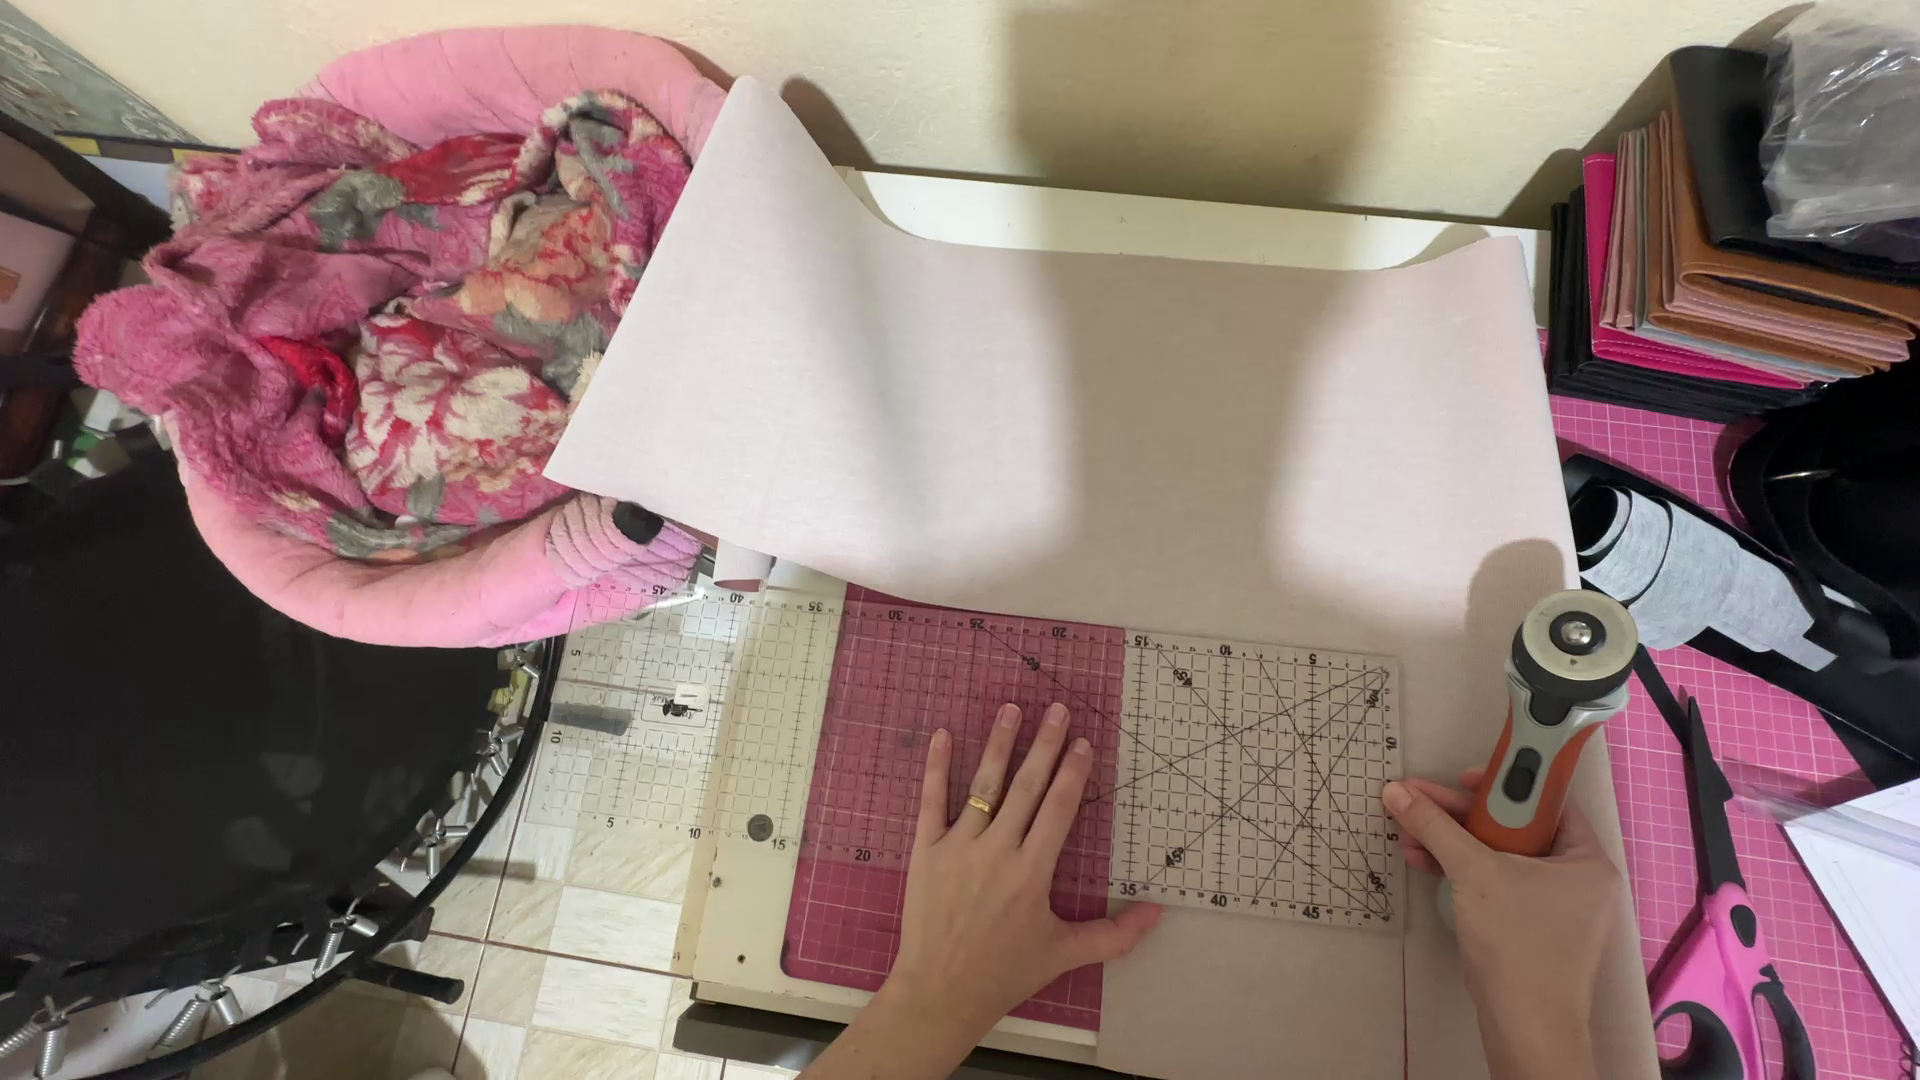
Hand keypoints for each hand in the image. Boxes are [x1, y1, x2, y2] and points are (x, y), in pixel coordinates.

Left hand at [802, 703, 1161, 1079]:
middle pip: (1026, 786)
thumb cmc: (1005, 972)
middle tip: (1057, 708)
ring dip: (1000, 744)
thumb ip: (1114, 934)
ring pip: (984, 785)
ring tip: (1012, 708)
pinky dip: (937, 766)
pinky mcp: (926, 848)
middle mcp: (998, 850)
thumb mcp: (1064, 954)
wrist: (941, 992)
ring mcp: (959, 846)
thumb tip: (1159, 912)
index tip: (1083, 741)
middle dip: (1045, 744)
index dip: (1072, 773)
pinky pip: (932, 800)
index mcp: (1033, 872)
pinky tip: (943, 734)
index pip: (1058, 809)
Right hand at [1383, 769, 1619, 1079]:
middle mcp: (1571, 876)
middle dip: (1457, 813)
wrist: (1524, 1022)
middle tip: (1417, 797)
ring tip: (1406, 831)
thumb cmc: (1518, 939)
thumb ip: (1433, 825)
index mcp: (1584, 859)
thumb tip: (1394, 789)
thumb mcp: (1472, 871)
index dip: (1505, 783)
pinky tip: (1419, 858)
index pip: (1548, 802)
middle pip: (1509, 825)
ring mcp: (1547, 900)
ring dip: (1446, 838)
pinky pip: (1486, 876)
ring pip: (1491, 851)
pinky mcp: (1521, 919)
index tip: (1464, 775)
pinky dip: (1454, 865)